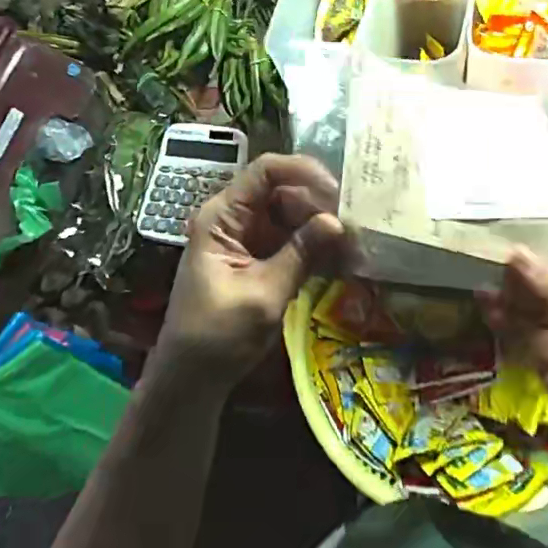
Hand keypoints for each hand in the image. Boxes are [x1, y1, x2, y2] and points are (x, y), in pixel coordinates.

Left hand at [157, 155, 345, 385]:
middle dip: (319, 204)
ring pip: (290, 216)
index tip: (339, 192)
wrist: (191, 375)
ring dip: (320, 227)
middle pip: (282, 192)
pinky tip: (341, 258)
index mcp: (223, 216)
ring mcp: (245, 238)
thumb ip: (299, 255)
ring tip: (355, 243)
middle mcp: (234, 219)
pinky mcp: (256, 259)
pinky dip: (312, 247)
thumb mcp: (263, 294)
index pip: (264, 172)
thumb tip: (337, 222)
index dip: (303, 172)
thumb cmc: (218, 334)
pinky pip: (289, 240)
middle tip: (356, 224)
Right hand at [483, 250, 547, 483]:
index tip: (493, 226)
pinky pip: (520, 336)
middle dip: (509, 268)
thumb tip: (513, 253)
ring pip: (524, 307)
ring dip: (501, 294)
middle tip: (470, 251)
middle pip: (537, 279)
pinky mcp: (545, 364)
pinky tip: (484, 308)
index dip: (532, 242)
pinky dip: (501, 323)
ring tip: (470, 276)